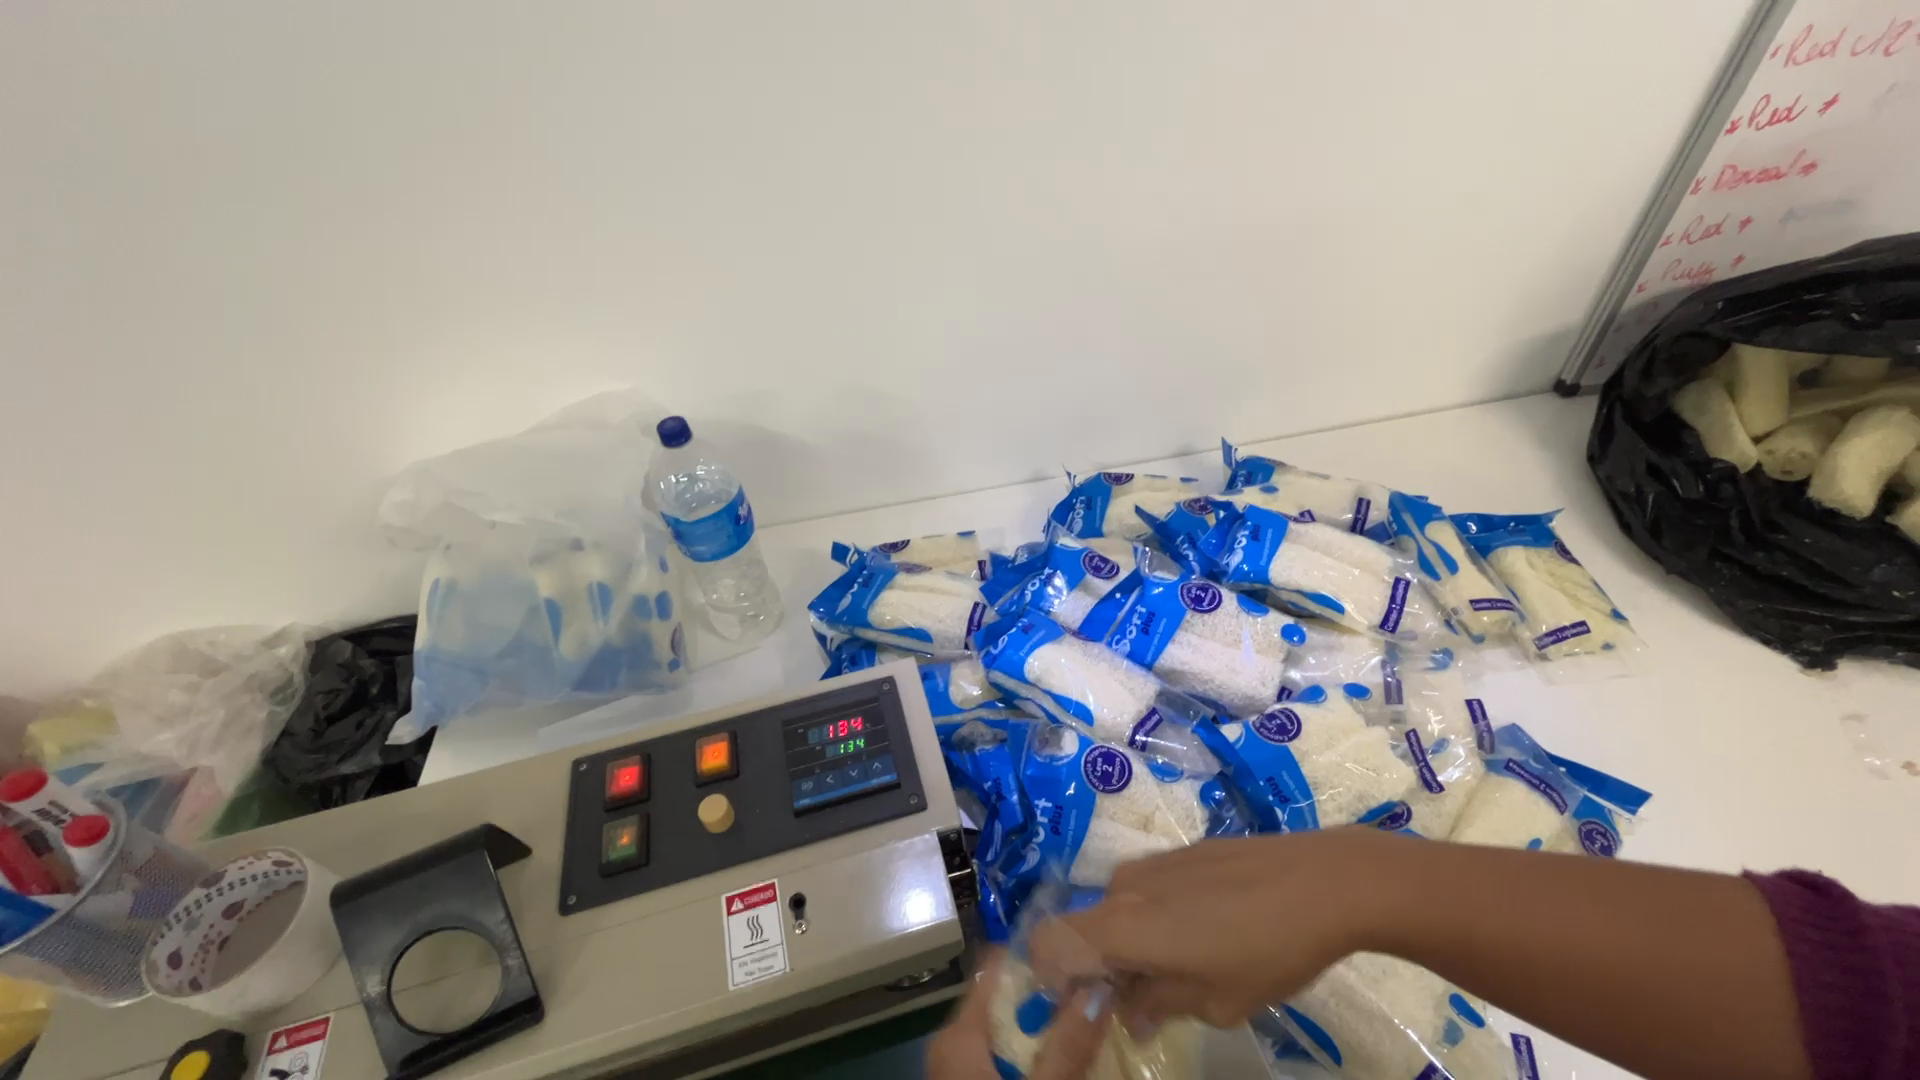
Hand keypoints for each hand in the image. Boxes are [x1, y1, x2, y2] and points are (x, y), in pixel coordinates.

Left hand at [927, 949, 1110, 1079]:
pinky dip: (1035, 1048)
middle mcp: (954, 1041)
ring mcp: (960, 1066)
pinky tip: (1067, 1048)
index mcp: (957, 1033)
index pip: (995, 967)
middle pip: (1006, 997)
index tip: (1080, 942)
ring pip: (1010, 1027)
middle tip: (1097, 979)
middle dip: (1050, 990)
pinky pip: (1006, 1053)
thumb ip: (1068, 1046)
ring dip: (1047, 1022)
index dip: (1038, 951)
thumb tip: (1100, 987)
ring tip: (1092, 1006)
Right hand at [1038, 829, 1399, 1030]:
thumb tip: (1128, 1013)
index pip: (1049, 942)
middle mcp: (1123, 885)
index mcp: (1122, 925)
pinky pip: (1148, 889)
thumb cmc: (1267, 951)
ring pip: (1119, 908)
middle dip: (1105, 967)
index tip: (1090, 1003)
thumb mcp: (1215, 1001)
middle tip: (1150, 998)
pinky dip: (1158, 916)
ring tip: (1190, 963)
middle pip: (1087, 929)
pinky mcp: (1180, 850)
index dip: (1053, 976)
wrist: (1322, 879)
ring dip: (1135, 941)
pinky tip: (1213, 928)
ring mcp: (1152, 862)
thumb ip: (1157, 1005)